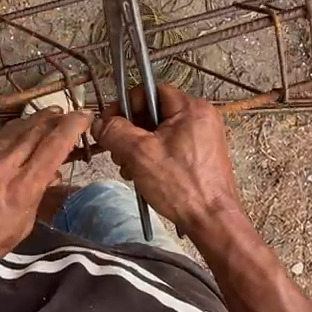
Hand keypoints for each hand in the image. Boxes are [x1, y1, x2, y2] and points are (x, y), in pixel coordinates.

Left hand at [0, 107, 91, 279]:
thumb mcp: (23, 225)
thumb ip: (38, 195)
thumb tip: (52, 173)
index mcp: (21, 188)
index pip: (53, 146)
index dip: (73, 126)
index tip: (85, 116)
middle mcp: (1, 166)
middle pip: (34, 130)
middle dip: (54, 118)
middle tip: (67, 114)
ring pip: (12, 130)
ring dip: (32, 121)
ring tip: (46, 117)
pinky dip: (10, 133)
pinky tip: (15, 133)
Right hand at [92, 84, 245, 236]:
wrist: (211, 220)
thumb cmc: (181, 186)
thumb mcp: (139, 154)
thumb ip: (115, 132)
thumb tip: (99, 123)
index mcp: (190, 108)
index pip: (150, 91)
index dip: (125, 105)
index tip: (109, 124)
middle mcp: (200, 117)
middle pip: (153, 113)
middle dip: (130, 131)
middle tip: (118, 152)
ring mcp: (202, 138)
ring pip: (159, 132)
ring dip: (138, 148)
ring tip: (130, 169)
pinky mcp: (201, 156)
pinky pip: (170, 147)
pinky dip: (153, 157)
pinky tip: (144, 176)